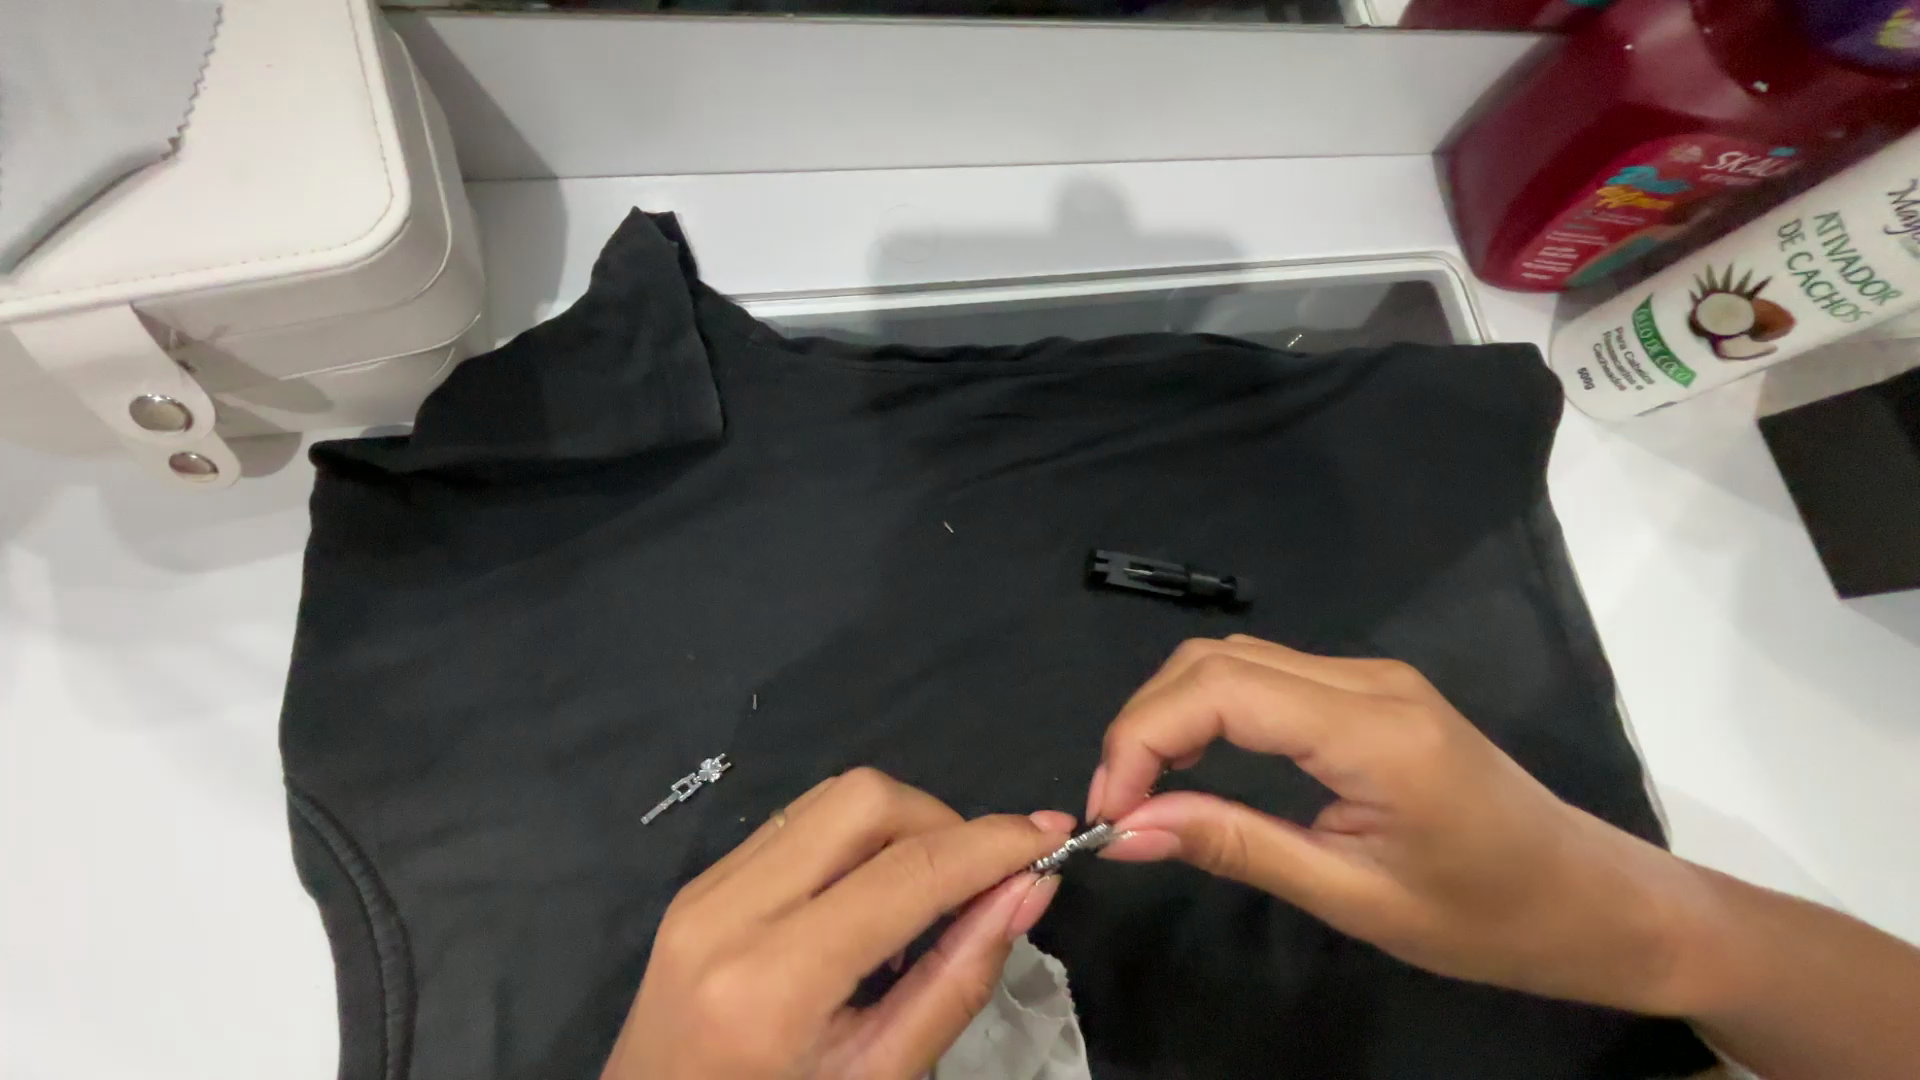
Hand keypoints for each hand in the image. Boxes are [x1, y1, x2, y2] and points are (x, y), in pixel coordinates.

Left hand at [603, 768, 1072, 1079]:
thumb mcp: (880, 1078)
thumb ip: (958, 978)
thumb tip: (1030, 888)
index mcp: (771, 983)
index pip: (906, 873)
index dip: (991, 844)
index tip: (1051, 832)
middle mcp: (729, 910)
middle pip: (864, 799)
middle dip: (940, 822)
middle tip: (975, 880)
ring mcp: (706, 885)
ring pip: (832, 795)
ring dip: (901, 822)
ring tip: (924, 891)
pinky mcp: (702, 878)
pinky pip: (801, 819)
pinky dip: (858, 836)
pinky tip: (869, 892)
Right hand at [1085, 635, 1704, 1012]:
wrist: (1601, 901)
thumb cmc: (1491, 920)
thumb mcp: (1355, 900)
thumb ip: (1234, 845)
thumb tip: (1127, 830)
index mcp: (1372, 731)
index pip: (1219, 692)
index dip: (1142, 737)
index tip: (1110, 809)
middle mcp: (1363, 679)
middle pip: (1212, 661)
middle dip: (1143, 723)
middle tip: (1118, 802)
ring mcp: (1365, 674)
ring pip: (1229, 658)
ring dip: (1167, 712)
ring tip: (1144, 785)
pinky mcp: (1362, 687)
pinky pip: (1258, 674)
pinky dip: (1203, 708)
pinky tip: (1191, 756)